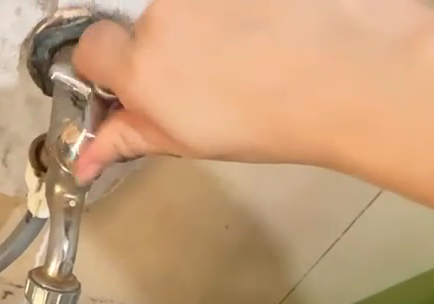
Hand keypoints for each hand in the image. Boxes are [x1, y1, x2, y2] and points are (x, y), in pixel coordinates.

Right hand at [72, 0, 433, 182]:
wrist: (348, 68)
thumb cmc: (265, 118)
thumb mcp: (187, 141)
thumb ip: (130, 137)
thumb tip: (85, 158)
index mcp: (139, 63)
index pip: (89, 50)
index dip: (105, 69)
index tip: (128, 85)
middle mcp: (160, 10)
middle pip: (138, 20)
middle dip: (159, 43)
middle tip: (203, 72)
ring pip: (182, 5)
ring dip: (201, 21)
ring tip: (246, 44)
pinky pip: (219, 1)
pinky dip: (233, 11)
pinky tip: (264, 23)